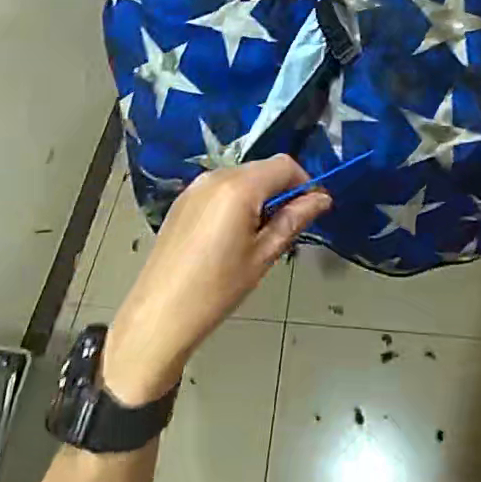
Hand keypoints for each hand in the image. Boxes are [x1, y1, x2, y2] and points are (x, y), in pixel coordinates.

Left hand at [100, 157, 329, 403]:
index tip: (311, 210)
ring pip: (243, 176)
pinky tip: (232, 235)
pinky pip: (221, 187)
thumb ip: (294, 219)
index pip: (285, 165)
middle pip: (263, 168)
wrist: (158, 316)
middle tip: (288, 226)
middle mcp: (216, 175)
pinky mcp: (183, 200)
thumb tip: (322, 198)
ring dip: (260, 195)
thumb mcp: (264, 254)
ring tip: (259, 234)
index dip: (304, 183)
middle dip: (282, 189)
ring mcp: (196, 186)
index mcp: (239, 186)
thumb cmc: (217, 288)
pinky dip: (237, 200)